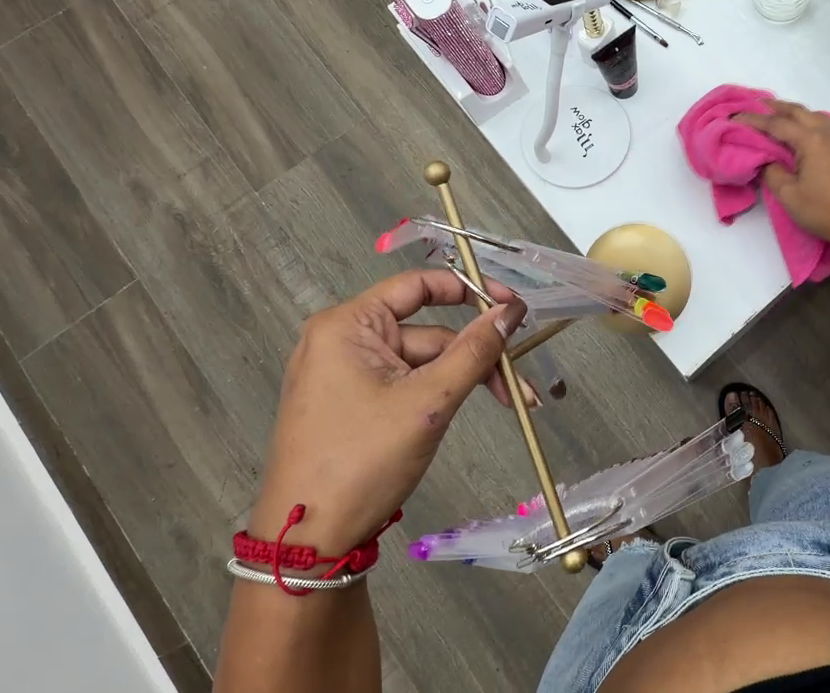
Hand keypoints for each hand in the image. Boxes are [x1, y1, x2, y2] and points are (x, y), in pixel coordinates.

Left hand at [245, 269, 526, 553]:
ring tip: (511, 402)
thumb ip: (475, 350)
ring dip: (466, 379)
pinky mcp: (353, 404)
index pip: (419, 286)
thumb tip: (512, 310)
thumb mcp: (429, 402)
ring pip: (423, 362)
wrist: (308, 544)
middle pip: (429, 331)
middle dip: (478, 354)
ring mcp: (346, 374)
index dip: (471, 290)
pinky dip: (441, 394)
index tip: (514, 307)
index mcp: (347, 325)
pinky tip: (469, 409)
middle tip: (521, 380)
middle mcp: (343, 340)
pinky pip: (407, 384)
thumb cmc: (362, 462)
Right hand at [737, 100, 829, 253]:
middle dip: (774, 107)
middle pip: (797, 111)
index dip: (754, 119)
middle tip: (754, 105)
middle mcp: (828, 133)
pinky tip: (800, 132)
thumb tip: (766, 160)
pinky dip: (807, 122)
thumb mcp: (789, 195)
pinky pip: (824, 126)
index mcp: (812, 140)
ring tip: (775, 115)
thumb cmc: (824, 211)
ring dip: (793, 113)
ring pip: (813, 116)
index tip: (735, 116)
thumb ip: (772, 172)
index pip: (777, 123)